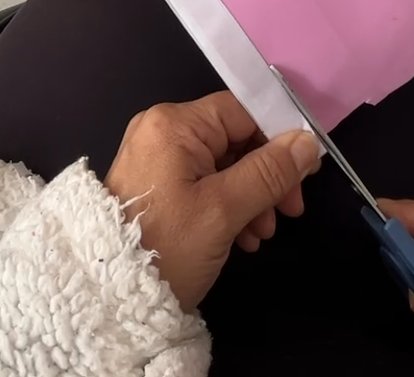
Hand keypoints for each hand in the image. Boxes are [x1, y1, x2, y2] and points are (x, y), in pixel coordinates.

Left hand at [103, 91, 321, 308]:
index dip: (278, 139)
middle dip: (266, 176)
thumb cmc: (166, 246)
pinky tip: (241, 237)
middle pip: (235, 139)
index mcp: (175, 123)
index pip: (242, 112)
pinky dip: (227, 205)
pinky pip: (204, 183)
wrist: (106, 301)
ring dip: (251, 196)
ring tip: (260, 234)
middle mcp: (163, 130)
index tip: (305, 172)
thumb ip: (270, 172)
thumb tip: (307, 142)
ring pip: (223, 164)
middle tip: (288, 212)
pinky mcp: (156, 185)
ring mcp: (157, 157)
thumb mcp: (224, 210)